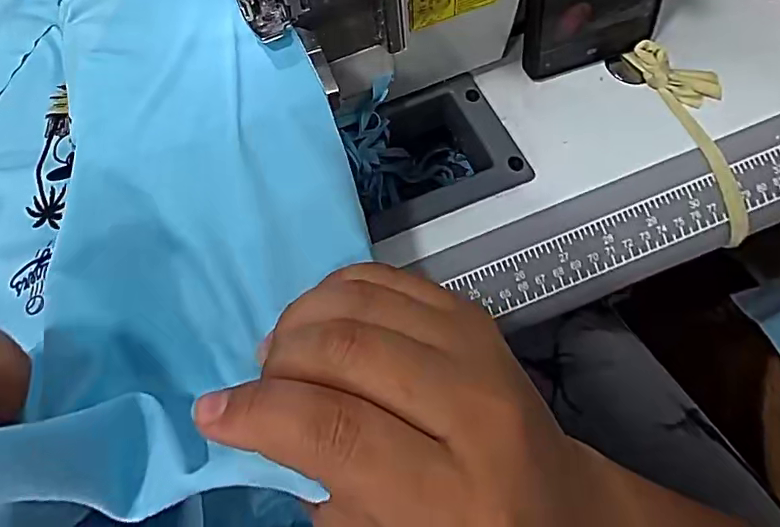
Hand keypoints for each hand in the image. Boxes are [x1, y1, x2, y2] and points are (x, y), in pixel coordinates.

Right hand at [193, 264, 739, 526]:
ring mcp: (475, 344)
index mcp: (458, 493)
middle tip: (257, 382)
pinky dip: (336, 289)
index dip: (260, 414)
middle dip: (279, 360)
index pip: (337, 431)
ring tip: (284, 350)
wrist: (568, 508)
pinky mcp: (469, 311)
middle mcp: (472, 406)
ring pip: (359, 301)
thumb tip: (261, 430)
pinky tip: (320, 318)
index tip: (211, 411)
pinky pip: (383, 275)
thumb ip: (329, 495)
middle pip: (345, 349)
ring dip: (302, 318)